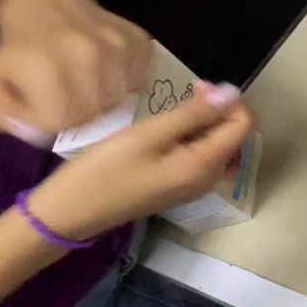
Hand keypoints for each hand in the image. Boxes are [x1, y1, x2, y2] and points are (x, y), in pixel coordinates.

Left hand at [0, 0, 151, 141]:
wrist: (48, 4)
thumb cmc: (15, 49)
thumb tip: (33, 130)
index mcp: (44, 68)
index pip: (64, 121)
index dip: (50, 122)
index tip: (42, 110)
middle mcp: (88, 56)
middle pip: (96, 113)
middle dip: (79, 114)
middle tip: (67, 103)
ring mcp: (120, 47)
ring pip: (121, 99)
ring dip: (104, 101)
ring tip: (87, 89)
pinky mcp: (140, 41)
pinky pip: (140, 81)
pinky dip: (125, 85)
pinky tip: (107, 75)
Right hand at [26, 83, 252, 240]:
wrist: (62, 217)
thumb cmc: (100, 173)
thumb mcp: (147, 135)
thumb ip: (193, 113)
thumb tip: (232, 92)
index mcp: (205, 166)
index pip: (244, 125)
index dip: (229, 101)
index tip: (199, 88)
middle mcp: (209, 179)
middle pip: (234, 134)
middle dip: (217, 110)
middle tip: (185, 95)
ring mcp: (195, 185)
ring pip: (217, 143)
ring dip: (203, 123)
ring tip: (171, 112)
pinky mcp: (179, 186)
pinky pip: (201, 155)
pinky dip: (192, 137)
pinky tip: (165, 131)